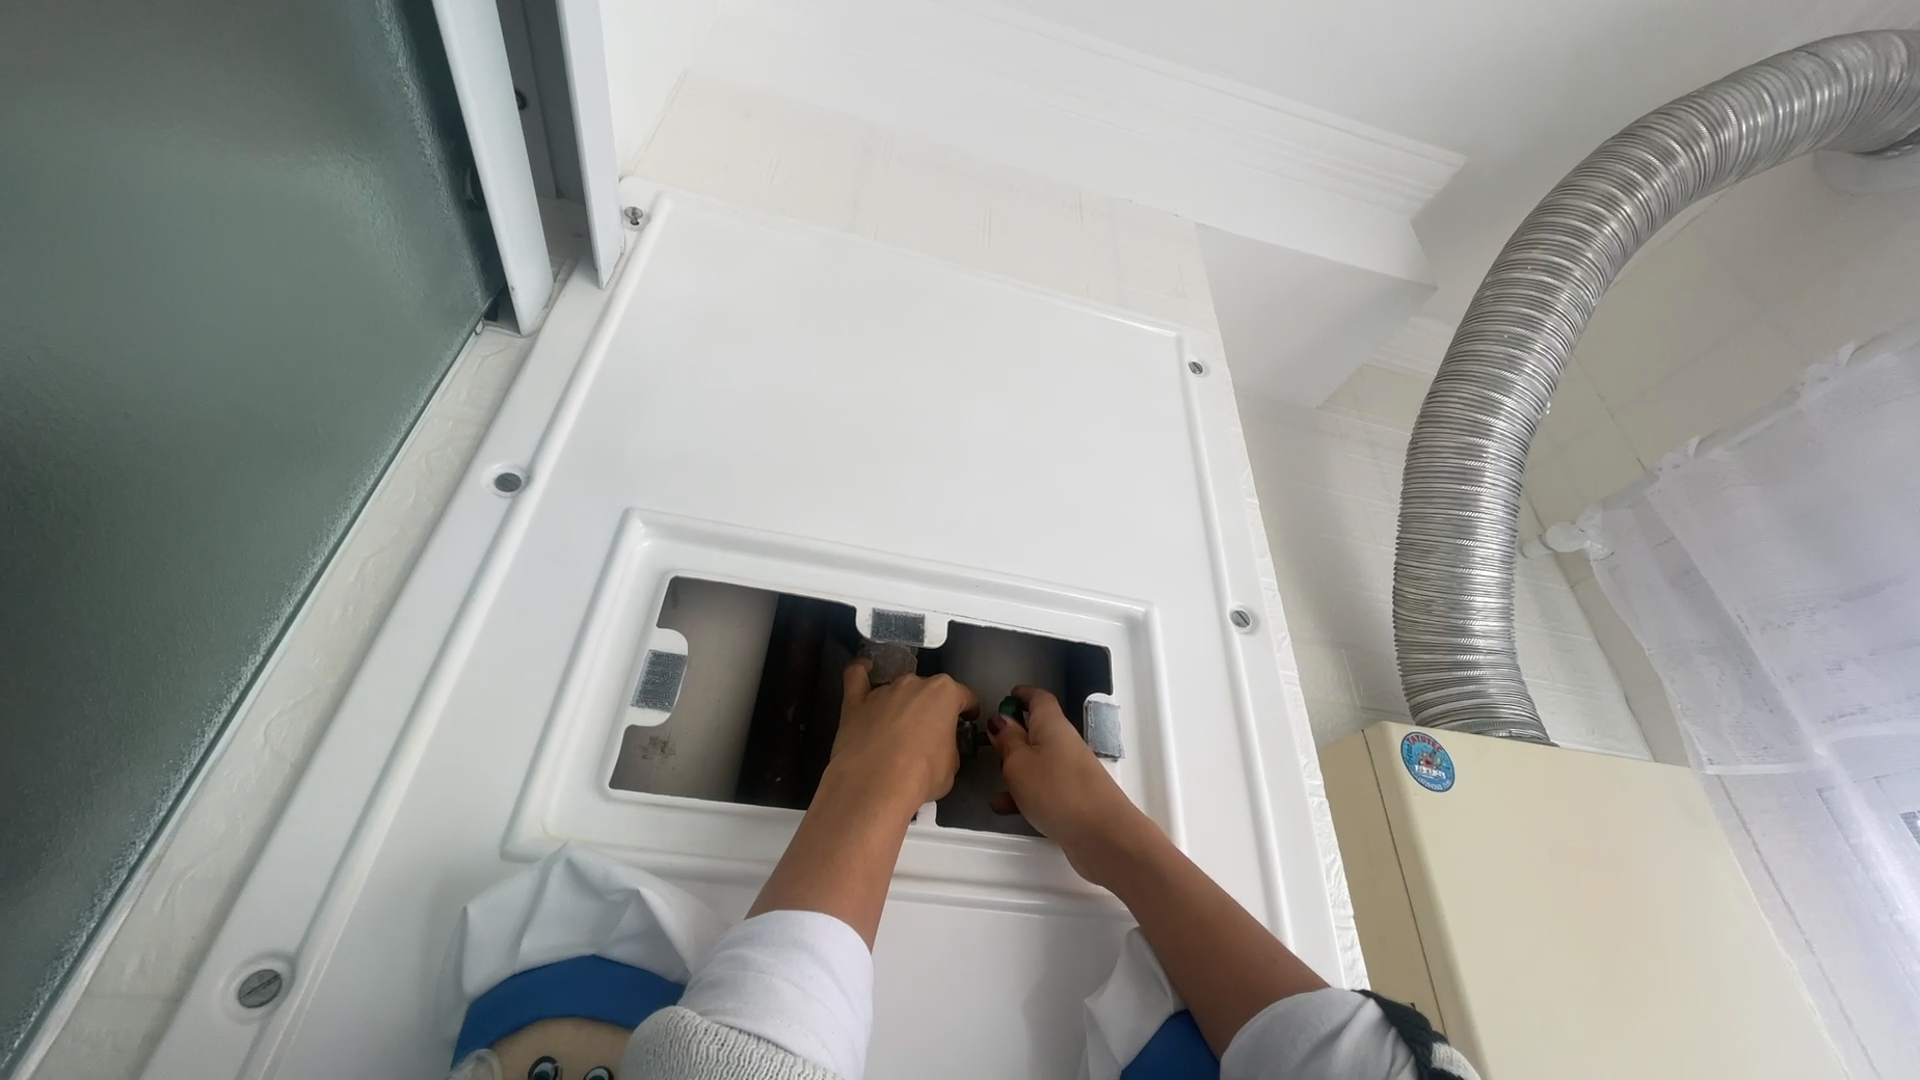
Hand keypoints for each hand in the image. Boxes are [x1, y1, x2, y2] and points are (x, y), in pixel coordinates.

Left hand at [825, 659, 977, 817]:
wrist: (874, 786)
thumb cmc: (922, 776)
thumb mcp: (952, 765)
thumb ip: (949, 745)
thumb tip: (939, 746)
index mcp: (945, 693)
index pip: (963, 695)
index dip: (968, 709)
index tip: (967, 719)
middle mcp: (914, 683)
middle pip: (928, 691)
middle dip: (931, 708)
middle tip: (929, 733)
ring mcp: (883, 690)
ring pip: (898, 689)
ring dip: (902, 703)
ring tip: (898, 728)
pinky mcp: (855, 700)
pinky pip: (857, 675)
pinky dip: (862, 671)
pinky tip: (865, 670)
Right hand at [987, 686, 1158, 886]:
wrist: (1102, 835)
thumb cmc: (1056, 791)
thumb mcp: (1018, 763)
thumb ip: (1007, 741)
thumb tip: (1001, 720)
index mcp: (1052, 725)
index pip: (1040, 699)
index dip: (1023, 695)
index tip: (1008, 696)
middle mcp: (1065, 743)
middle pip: (1039, 730)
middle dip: (1015, 734)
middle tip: (993, 741)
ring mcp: (1071, 772)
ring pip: (1038, 761)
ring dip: (1016, 768)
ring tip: (995, 781)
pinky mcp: (1073, 798)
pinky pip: (1043, 787)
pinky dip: (1025, 793)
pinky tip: (1006, 808)